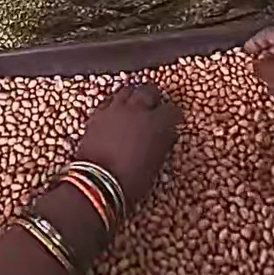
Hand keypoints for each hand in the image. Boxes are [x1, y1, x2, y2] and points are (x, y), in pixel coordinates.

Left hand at [72, 83, 182, 208]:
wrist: (97, 184)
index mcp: (156, 123)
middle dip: (154, 97)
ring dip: (133, 96)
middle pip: (148, 92)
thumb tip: (167, 135)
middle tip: (156, 105)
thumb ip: (162, 144)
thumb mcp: (155, 165)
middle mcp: (136, 110)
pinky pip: (108, 101)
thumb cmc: (131, 181)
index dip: (175, 115)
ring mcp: (115, 110)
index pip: (171, 110)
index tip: (175, 120)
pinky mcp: (97, 115)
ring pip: (127, 91)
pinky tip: (115, 112)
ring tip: (135, 104)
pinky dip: (114, 104)